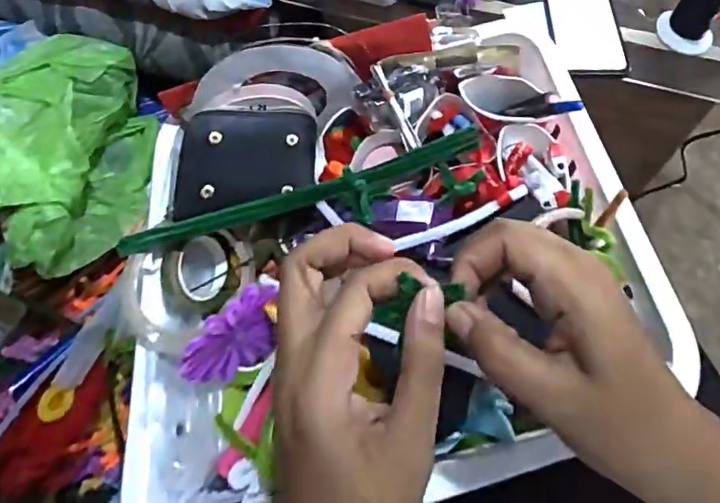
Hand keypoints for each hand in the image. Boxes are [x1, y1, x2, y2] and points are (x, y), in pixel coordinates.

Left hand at [274, 224, 447, 502]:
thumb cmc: (373, 501)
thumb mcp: (412, 436)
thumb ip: (423, 359)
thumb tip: (432, 292)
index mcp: (317, 374)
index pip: (351, 289)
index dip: (395, 273)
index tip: (431, 287)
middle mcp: (291, 361)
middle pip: (297, 269)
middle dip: (343, 242)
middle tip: (389, 249)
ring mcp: (287, 369)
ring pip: (297, 287)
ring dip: (338, 261)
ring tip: (384, 264)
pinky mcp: (295, 379)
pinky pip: (307, 313)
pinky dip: (337, 289)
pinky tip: (372, 299)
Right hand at [446, 221, 688, 481]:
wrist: (673, 444)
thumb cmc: (616, 422)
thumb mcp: (549, 395)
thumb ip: (496, 349)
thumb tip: (451, 311)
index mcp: (574, 278)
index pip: (508, 235)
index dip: (471, 260)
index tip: (453, 306)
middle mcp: (580, 261)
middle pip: (513, 234)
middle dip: (476, 264)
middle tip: (457, 312)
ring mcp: (585, 272)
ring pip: (523, 248)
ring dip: (490, 272)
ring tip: (472, 316)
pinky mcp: (584, 289)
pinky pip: (536, 267)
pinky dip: (508, 281)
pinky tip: (497, 316)